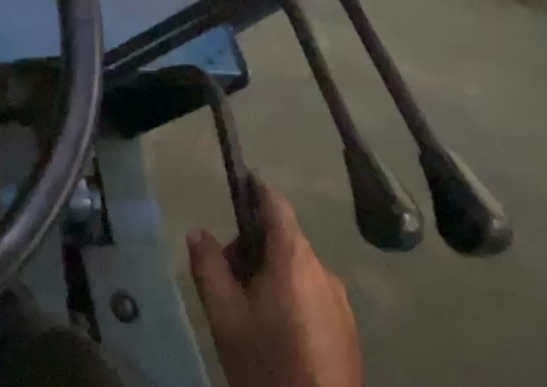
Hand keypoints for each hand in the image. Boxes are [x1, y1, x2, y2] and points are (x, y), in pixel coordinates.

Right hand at [188, 187, 361, 386]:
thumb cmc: (267, 364)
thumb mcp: (224, 317)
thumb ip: (208, 267)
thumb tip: (199, 233)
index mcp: (294, 261)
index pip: (276, 206)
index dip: (256, 190)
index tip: (237, 182)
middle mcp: (323, 272)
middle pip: (284, 239)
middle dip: (251, 247)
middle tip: (225, 277)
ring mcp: (340, 302)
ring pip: (297, 269)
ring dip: (270, 273)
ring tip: (247, 311)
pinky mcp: (347, 329)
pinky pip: (313, 294)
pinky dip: (290, 296)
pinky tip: (274, 331)